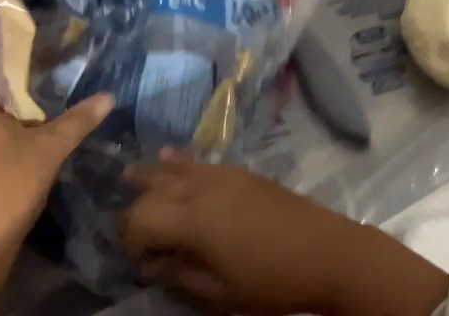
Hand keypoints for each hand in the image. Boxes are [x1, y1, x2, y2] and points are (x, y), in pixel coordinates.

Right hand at [120, 152, 448, 315]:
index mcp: (195, 219)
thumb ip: (180, 273)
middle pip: (156, 187)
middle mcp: (204, 187)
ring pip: (177, 167)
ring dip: (153, 174)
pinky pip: (201, 161)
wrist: (327, 252)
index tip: (130, 257)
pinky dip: (179, 161)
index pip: (141, 218)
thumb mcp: (220, 292)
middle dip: (136, 203)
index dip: (128, 237)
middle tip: (121, 222)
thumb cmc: (272, 282)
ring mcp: (225, 174)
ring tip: (129, 176)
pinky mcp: (242, 171)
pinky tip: (168, 156)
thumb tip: (150, 261)